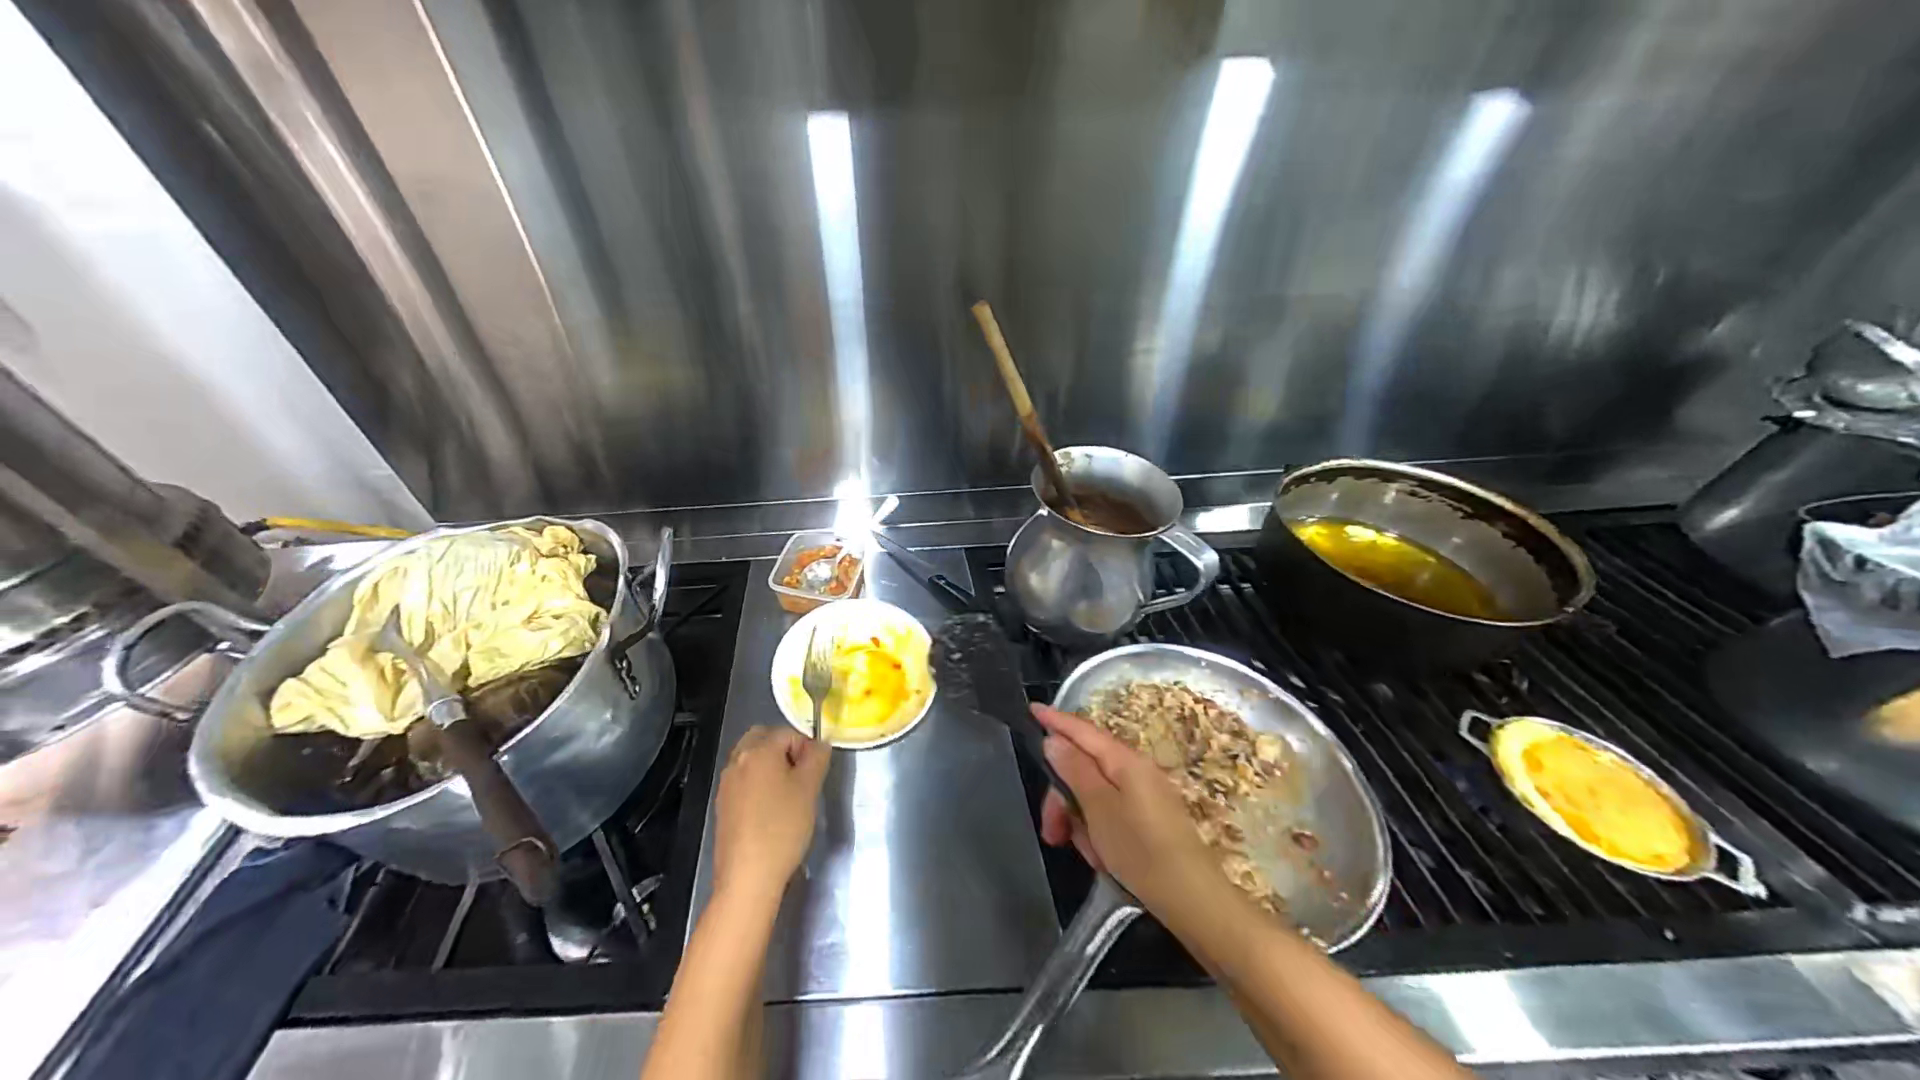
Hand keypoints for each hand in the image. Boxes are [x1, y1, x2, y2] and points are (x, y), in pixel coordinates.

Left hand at [711, 725, 832, 903]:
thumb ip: (817, 758)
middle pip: (763, 739)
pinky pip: (743, 782)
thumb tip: (819, 744)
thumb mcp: (810, 789)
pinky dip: (758, 785)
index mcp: (758, 751)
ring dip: (770, 766)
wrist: (748, 877)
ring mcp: (726, 784)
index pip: (788, 732)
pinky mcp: (722, 806)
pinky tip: (771, 811)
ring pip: (751, 760)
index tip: (816, 771)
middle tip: (802, 775)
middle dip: (784, 749)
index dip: (807, 747)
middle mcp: (737, 761)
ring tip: (789, 794)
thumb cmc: (783, 827)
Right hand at [1033, 703, 1228, 919]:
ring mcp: (1144, 796)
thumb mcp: (1099, 809)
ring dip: (1079, 821)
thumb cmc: (1142, 851)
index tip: (1031, 710)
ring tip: (1085, 852)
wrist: (1193, 900)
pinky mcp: (1148, 821)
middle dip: (1062, 797)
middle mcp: (1136, 771)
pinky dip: (1098, 832)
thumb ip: (1074, 770)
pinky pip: (1110, 815)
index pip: (1083, 731)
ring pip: (1094, 796)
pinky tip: (1101, 858)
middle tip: (1050, 831)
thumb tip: (1054, 740)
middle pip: (1084, 768)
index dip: (1055, 721)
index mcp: (1125, 761)